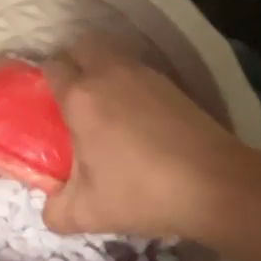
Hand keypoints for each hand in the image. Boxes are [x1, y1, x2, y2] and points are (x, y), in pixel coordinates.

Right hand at [39, 38, 257, 241]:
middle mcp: (107, 73)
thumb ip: (57, 211)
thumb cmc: (142, 192)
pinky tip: (136, 115)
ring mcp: (142, 74)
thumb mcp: (89, 213)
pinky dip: (128, 82)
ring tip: (105, 105)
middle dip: (73, 63)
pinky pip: (136, 70)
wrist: (214, 184)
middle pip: (81, 47)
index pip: (52, 67)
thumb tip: (49, 209)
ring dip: (101, 69)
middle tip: (73, 96)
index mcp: (80, 96)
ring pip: (111, 55)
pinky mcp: (169, 83)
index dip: (46, 81)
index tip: (47, 104)